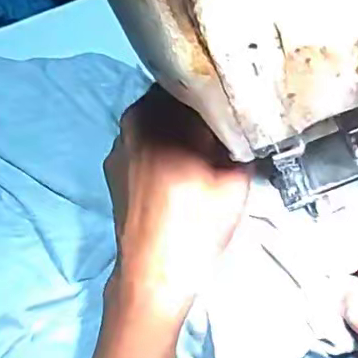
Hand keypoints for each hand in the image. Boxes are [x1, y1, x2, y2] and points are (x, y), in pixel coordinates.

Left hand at [106, 86, 250, 322]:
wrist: (152, 276)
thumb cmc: (195, 229)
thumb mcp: (233, 183)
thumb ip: (240, 142)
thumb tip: (243, 122)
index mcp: (160, 117)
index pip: (196, 82)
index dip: (220, 91)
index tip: (238, 106)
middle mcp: (132, 122)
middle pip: (173, 99)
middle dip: (199, 109)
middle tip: (225, 130)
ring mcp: (118, 146)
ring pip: (157, 121)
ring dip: (180, 129)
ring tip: (205, 154)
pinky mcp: (114, 169)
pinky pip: (144, 143)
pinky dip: (163, 148)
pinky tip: (181, 173)